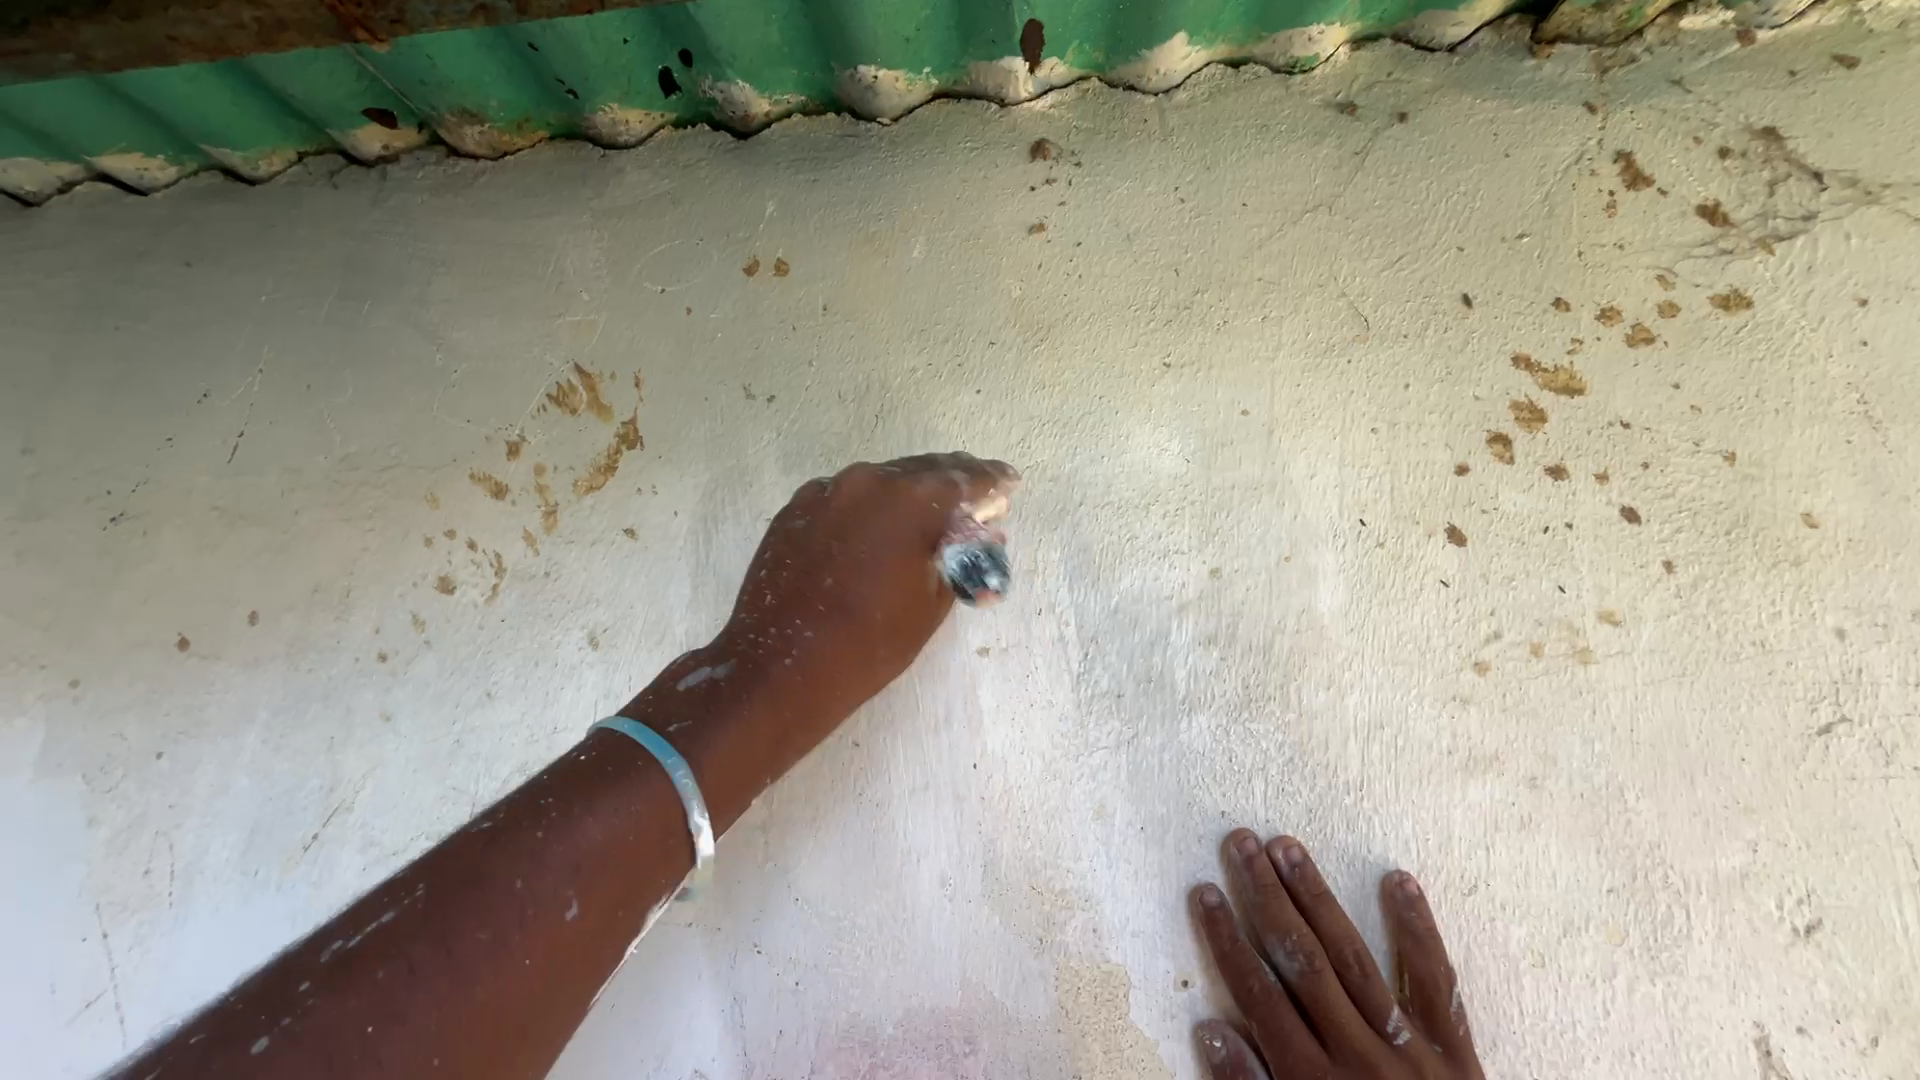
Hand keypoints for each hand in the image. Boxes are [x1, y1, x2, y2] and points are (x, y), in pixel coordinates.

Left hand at [714, 452, 1019, 733]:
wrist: (783, 667)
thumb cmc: (871, 642)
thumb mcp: (933, 601)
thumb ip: (960, 556)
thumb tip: (975, 533)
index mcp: (911, 500)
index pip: (965, 480)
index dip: (992, 482)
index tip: (1009, 482)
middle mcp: (868, 480)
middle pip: (922, 471)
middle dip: (953, 481)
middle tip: (977, 490)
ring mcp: (826, 491)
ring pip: (880, 481)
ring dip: (908, 492)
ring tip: (930, 509)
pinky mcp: (796, 509)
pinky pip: (846, 497)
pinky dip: (869, 506)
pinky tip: (878, 525)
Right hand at [1190, 830, 1483, 1079]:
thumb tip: (1210, 1028)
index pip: (1257, 995)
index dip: (1226, 939)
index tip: (1204, 891)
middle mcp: (1357, 1056)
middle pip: (1301, 960)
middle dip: (1265, 896)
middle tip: (1241, 842)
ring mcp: (1410, 1050)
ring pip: (1353, 957)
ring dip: (1316, 896)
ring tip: (1288, 847)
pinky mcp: (1459, 1053)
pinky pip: (1436, 982)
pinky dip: (1418, 929)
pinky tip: (1398, 879)